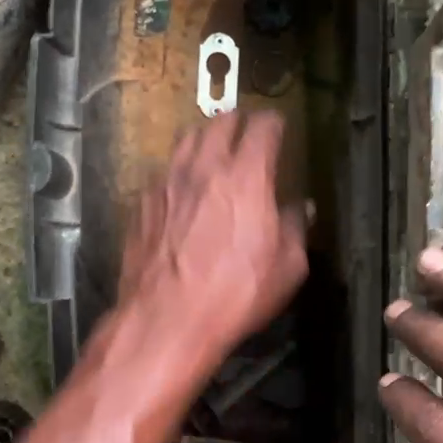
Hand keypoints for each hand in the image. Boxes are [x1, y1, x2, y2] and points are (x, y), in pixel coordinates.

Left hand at [119, 110, 308, 356]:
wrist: (167, 319)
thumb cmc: (236, 294)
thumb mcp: (286, 268)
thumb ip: (294, 229)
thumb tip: (299, 209)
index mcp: (246, 176)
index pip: (263, 127)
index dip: (274, 124)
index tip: (279, 129)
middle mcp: (204, 167)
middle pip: (221, 122)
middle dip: (239, 123)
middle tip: (248, 136)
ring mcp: (167, 182)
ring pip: (186, 139)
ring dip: (205, 139)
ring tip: (214, 153)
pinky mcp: (142, 203)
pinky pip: (164, 171)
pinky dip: (179, 171)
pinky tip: (183, 191)